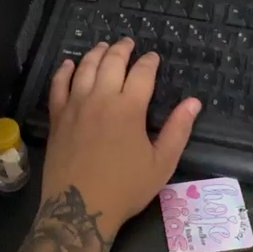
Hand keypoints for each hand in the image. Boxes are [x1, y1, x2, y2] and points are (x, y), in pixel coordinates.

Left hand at [41, 39, 201, 239]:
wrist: (79, 208)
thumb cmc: (125, 188)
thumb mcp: (161, 164)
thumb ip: (178, 130)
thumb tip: (194, 102)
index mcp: (129, 108)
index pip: (142, 73)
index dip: (149, 62)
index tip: (153, 57)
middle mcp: (101, 99)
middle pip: (111, 62)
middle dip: (122, 49)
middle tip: (128, 43)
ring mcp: (76, 106)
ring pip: (85, 68)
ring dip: (96, 53)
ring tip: (104, 47)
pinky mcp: (58, 117)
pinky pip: (58, 85)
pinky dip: (64, 71)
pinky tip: (69, 64)